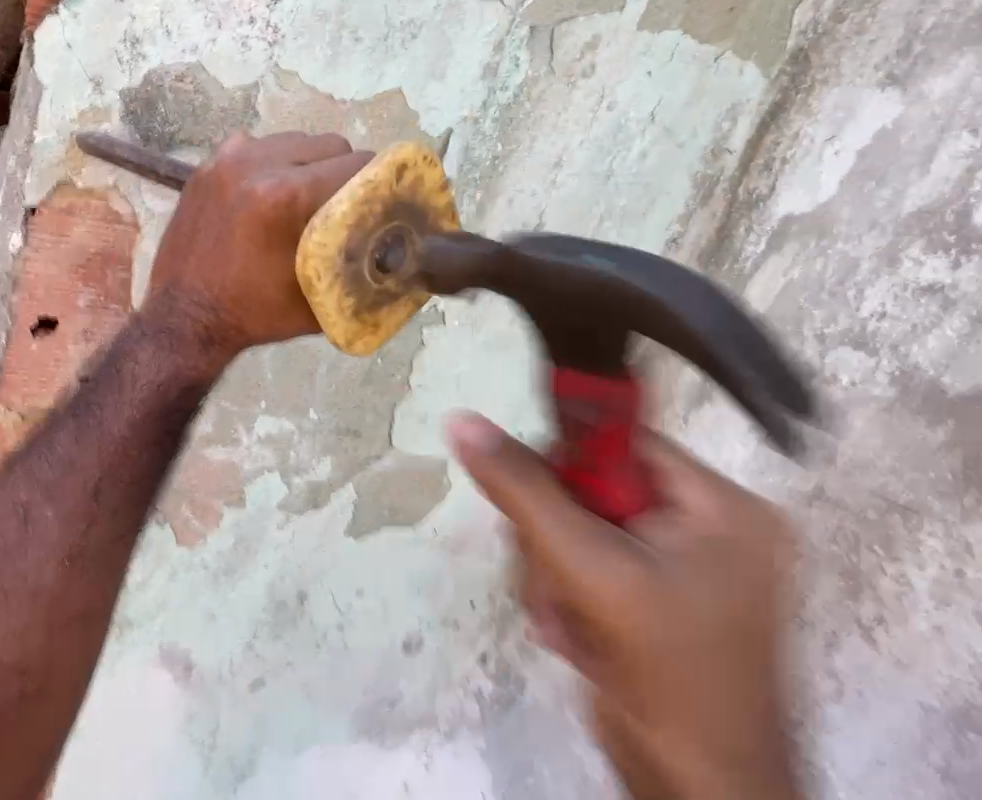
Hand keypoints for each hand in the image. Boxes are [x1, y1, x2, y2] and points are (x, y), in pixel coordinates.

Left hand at [146, 131, 372, 360]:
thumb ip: (365, 266)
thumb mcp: (321, 294)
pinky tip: (267, 191)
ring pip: (290, 141)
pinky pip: (253, 147)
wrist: (182, 317)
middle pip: (327, 145)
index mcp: (285, 194)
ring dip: (306, 163)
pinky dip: (268, 162)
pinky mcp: (204, 169)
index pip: (356, 164)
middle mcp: (254, 165)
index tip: (384, 198)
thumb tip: (410, 251)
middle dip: (343, 172)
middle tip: (345, 203)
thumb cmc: (254, 313)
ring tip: (305, 198)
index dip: (379, 180)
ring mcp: (224, 162)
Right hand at [448, 414, 803, 799]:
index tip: (528, 493)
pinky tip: (571, 631)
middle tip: (555, 574)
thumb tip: (463, 423)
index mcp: (724, 508)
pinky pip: (577, 562)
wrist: (696, 779)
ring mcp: (675, 566)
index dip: (565, 460)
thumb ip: (523, 488)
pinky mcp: (645, 597)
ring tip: (565, 615)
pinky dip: (559, 594)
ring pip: (570, 527)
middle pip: (586, 486)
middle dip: (552, 536)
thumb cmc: (664, 665)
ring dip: (548, 571)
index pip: (621, 440)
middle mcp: (705, 529)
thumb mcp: (586, 564)